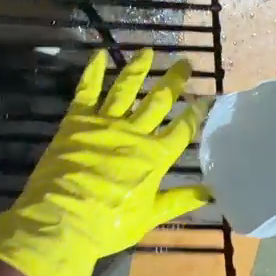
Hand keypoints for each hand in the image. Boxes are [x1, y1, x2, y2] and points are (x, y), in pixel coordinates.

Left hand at [0, 48, 208, 275]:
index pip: (183, 129)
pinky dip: (93, 70)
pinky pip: (87, 89)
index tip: (205, 98)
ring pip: (126, 88)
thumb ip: (179, 201)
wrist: (64, 220)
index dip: (195, 113)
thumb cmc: (109, 225)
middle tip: (185, 64)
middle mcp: (135, 133)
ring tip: (148, 51)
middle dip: (174, 81)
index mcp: (155, 157)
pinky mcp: (77, 121)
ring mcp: (105, 123)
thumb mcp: (149, 217)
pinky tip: (99, 54)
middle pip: (159, 101)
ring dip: (138, 68)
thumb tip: (211, 193)